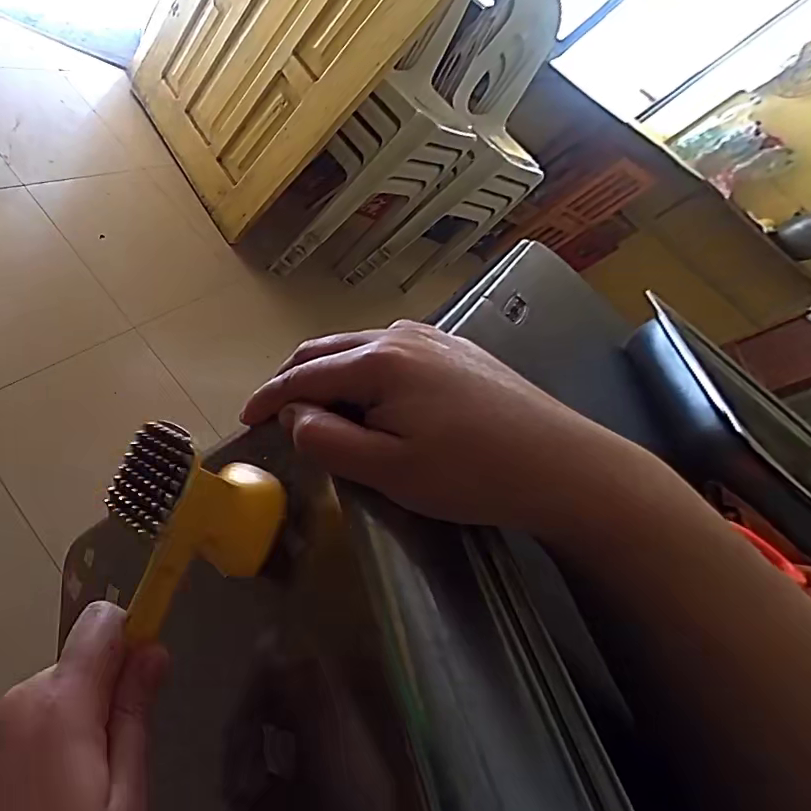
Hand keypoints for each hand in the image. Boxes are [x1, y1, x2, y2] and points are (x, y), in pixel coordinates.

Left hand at [0, 602, 167, 810]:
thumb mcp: (122, 803)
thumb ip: (136, 716)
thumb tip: (153, 654)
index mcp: (61, 701)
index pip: (104, 621)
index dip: (137, 632)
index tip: (154, 663)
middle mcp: (25, 699)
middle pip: (87, 658)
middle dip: (113, 691)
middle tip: (121, 759)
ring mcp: (1, 725)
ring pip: (66, 690)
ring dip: (87, 720)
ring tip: (87, 790)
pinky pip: (41, 717)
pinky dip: (61, 738)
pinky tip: (59, 797)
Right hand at [239, 321, 689, 538]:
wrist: (564, 465)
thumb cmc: (473, 475)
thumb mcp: (389, 471)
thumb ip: (328, 440)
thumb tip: (294, 415)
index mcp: (377, 362)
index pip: (304, 375)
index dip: (268, 397)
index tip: (246, 420)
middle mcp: (398, 335)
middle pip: (325, 350)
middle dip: (292, 379)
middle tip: (275, 412)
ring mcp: (429, 336)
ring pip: (356, 346)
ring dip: (327, 371)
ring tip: (318, 405)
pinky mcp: (453, 346)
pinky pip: (387, 348)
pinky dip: (360, 367)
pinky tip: (369, 392)